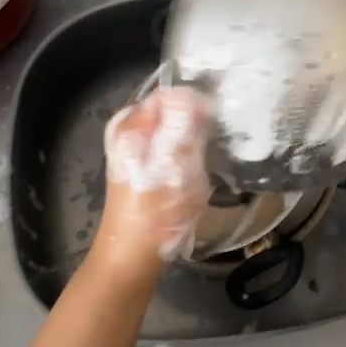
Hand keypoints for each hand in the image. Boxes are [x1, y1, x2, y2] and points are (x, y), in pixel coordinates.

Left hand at [96, 87, 212, 267]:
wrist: (132, 255)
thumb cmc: (156, 210)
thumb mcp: (176, 164)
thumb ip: (181, 124)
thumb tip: (190, 91)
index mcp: (131, 124)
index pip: (170, 93)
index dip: (196, 101)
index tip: (217, 117)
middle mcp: (128, 131)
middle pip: (170, 111)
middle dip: (194, 120)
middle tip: (214, 138)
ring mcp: (134, 151)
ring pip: (171, 131)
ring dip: (191, 140)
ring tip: (207, 156)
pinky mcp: (141, 169)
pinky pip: (168, 149)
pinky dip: (183, 155)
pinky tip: (195, 172)